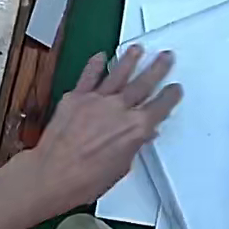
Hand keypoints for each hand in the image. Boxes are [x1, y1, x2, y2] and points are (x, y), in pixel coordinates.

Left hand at [6, 45, 180, 218]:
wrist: (53, 174)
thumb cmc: (86, 179)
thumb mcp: (120, 167)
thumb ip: (133, 145)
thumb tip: (140, 135)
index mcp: (136, 129)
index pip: (160, 107)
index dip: (170, 96)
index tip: (174, 88)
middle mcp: (119, 109)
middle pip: (143, 84)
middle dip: (157, 69)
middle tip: (165, 57)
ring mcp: (96, 100)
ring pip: (118, 74)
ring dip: (130, 60)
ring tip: (137, 49)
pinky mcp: (75, 97)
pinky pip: (88, 76)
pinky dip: (95, 65)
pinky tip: (100, 56)